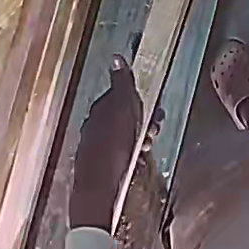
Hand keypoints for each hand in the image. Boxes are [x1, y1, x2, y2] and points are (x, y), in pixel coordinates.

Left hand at [68, 56, 156, 230]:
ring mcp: (95, 143)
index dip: (141, 102)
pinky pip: (120, 151)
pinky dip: (131, 153)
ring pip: (123, 134)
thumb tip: (117, 58)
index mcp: (100, 110)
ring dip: (139, 138)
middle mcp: (94, 124)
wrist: (97, 190)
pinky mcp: (99, 162)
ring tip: (146, 148)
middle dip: (143, 122)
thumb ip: (121, 86)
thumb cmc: (112, 150)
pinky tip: (137, 161)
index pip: (122, 95)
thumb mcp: (122, 113)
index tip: (154, 112)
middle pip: (124, 115)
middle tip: (153, 132)